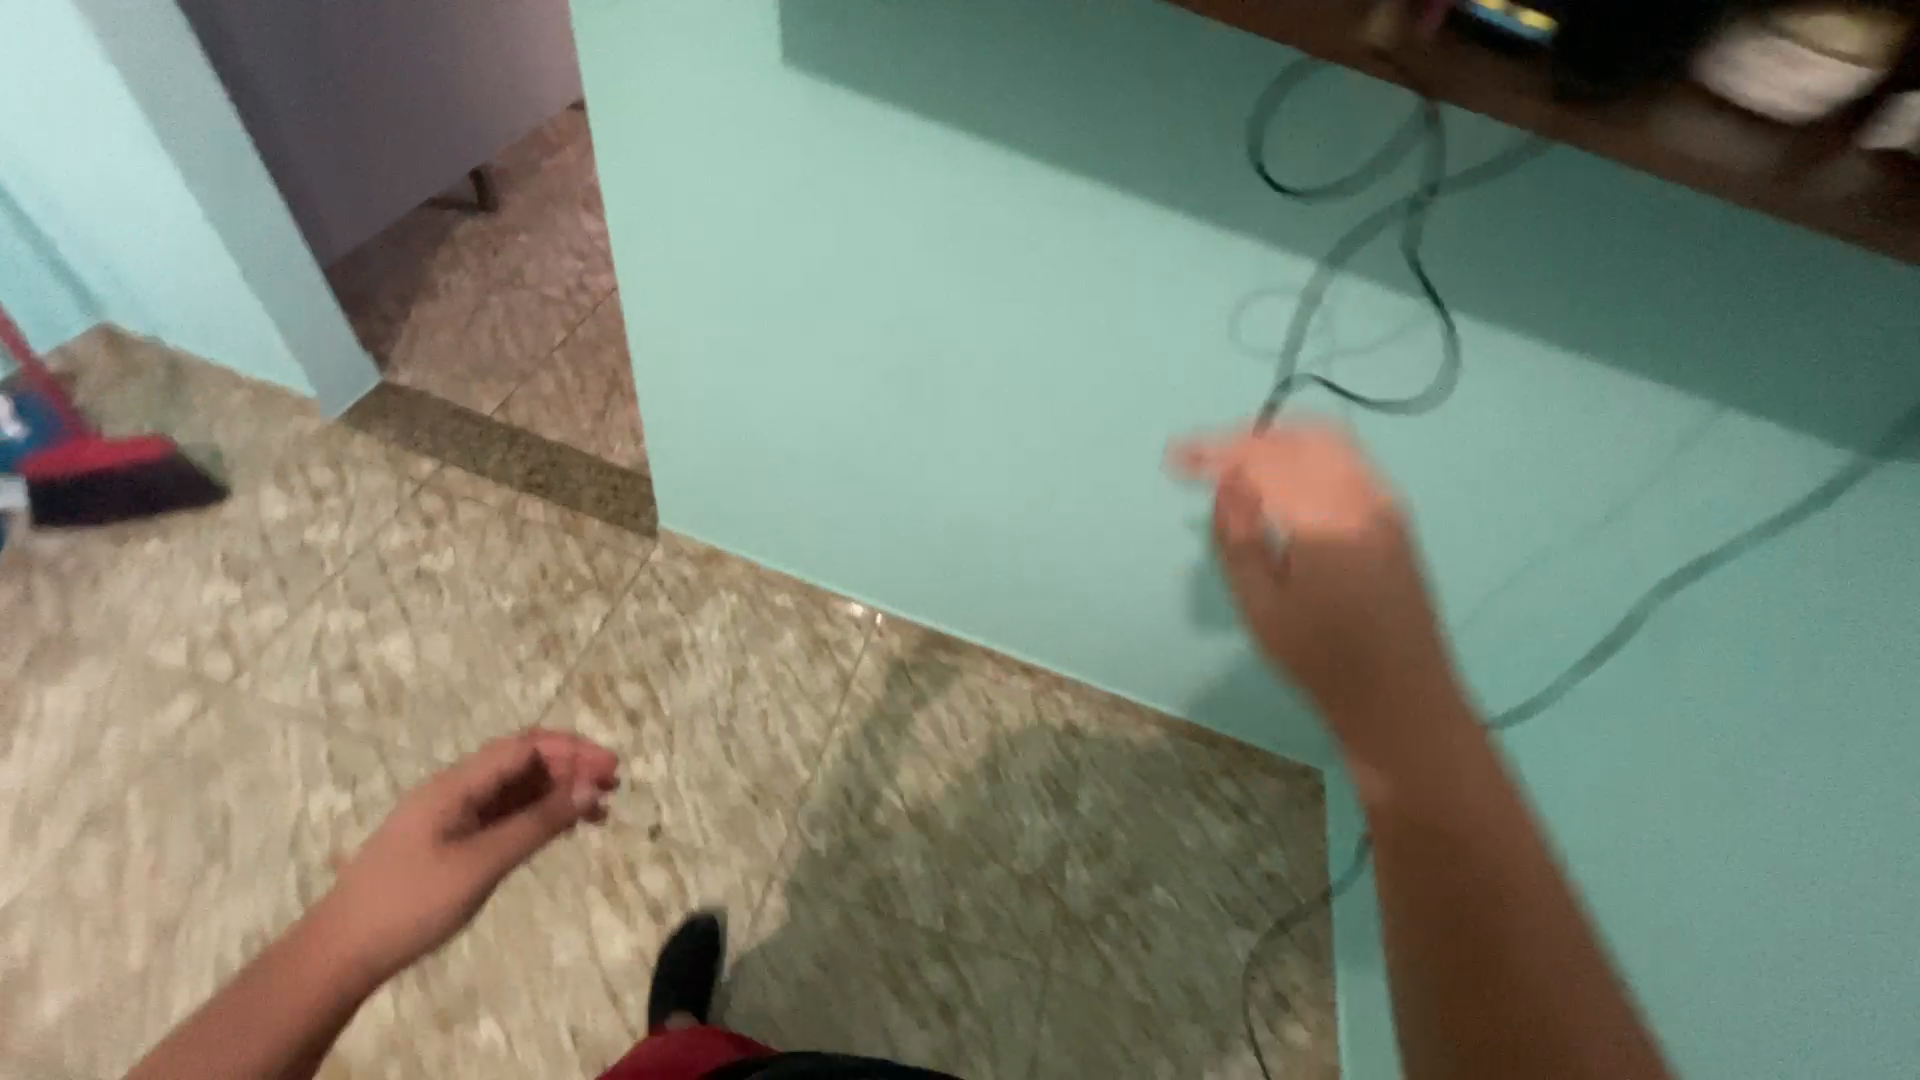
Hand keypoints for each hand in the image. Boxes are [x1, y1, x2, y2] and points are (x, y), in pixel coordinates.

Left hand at [308, 729, 619, 984]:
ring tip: (599, 809)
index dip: (573, 750)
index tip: (611, 768)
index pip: (525, 747)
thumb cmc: (409, 902)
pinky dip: (541, 814)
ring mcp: (456, 815)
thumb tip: (591, 788)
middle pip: (525, 761)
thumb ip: (538, 823)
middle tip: (613, 786)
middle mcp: (458, 790)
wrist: (339, 955)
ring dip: (561, 790)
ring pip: (520, 788)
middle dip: (572, 766)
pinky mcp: (456, 840)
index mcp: (457, 784)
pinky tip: (565, 828)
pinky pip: (508, 813)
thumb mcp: (482, 863)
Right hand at [1171, 422, 1461, 757]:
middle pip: (1302, 435)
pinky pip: (1345, 462)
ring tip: (1237, 466)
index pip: (1264, 459)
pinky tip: (1280, 485)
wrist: (1401, 693)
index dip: (1215, 450)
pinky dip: (1304, 457)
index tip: (1175, 459)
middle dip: (1248, 437)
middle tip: (1207, 458)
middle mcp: (1362, 497)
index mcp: (1326, 520)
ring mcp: (1384, 503)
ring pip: (1329, 443)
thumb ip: (1238, 538)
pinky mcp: (1393, 515)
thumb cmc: (1320, 658)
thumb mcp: (1260, 606)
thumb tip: (1226, 485)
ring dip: (1278, 443)